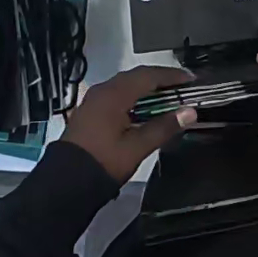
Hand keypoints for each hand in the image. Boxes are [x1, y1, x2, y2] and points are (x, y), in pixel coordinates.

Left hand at [62, 65, 197, 182]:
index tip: (191, 80)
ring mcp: (93, 100)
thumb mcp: (137, 147)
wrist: (66, 181)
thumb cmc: (104, 161)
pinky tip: (145, 110)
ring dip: (146, 89)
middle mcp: (102, 91)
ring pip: (125, 85)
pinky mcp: (90, 111)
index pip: (148, 76)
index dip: (171, 76)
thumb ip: (164, 127)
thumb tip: (190, 111)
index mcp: (113, 94)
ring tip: (168, 98)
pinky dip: (134, 98)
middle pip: (135, 77)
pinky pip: (116, 95)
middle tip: (182, 88)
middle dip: (160, 80)